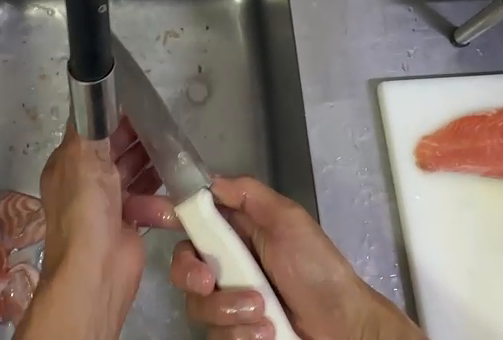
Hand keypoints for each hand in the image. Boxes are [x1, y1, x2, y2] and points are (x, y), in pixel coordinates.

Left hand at [15, 120, 162, 339]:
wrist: (97, 270)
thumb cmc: (85, 209)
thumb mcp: (81, 156)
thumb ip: (90, 124)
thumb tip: (95, 97)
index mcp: (68, 164)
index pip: (90, 130)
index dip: (110, 114)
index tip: (135, 99)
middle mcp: (86, 182)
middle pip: (114, 149)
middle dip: (135, 136)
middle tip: (160, 121)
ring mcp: (108, 203)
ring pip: (132, 172)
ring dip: (150, 160)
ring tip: (172, 146)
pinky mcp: (129, 221)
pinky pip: (146, 197)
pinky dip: (158, 190)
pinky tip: (174, 180)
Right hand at [156, 176, 424, 339]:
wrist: (342, 325)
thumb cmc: (316, 266)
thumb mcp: (286, 219)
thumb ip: (249, 194)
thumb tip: (210, 179)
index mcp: (235, 231)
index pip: (192, 220)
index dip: (172, 216)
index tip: (160, 215)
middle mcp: (225, 265)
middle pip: (182, 266)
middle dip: (190, 274)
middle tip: (210, 281)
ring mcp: (228, 303)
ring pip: (198, 305)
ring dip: (229, 310)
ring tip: (264, 311)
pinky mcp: (235, 333)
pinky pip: (216, 335)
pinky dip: (241, 334)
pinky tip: (267, 331)